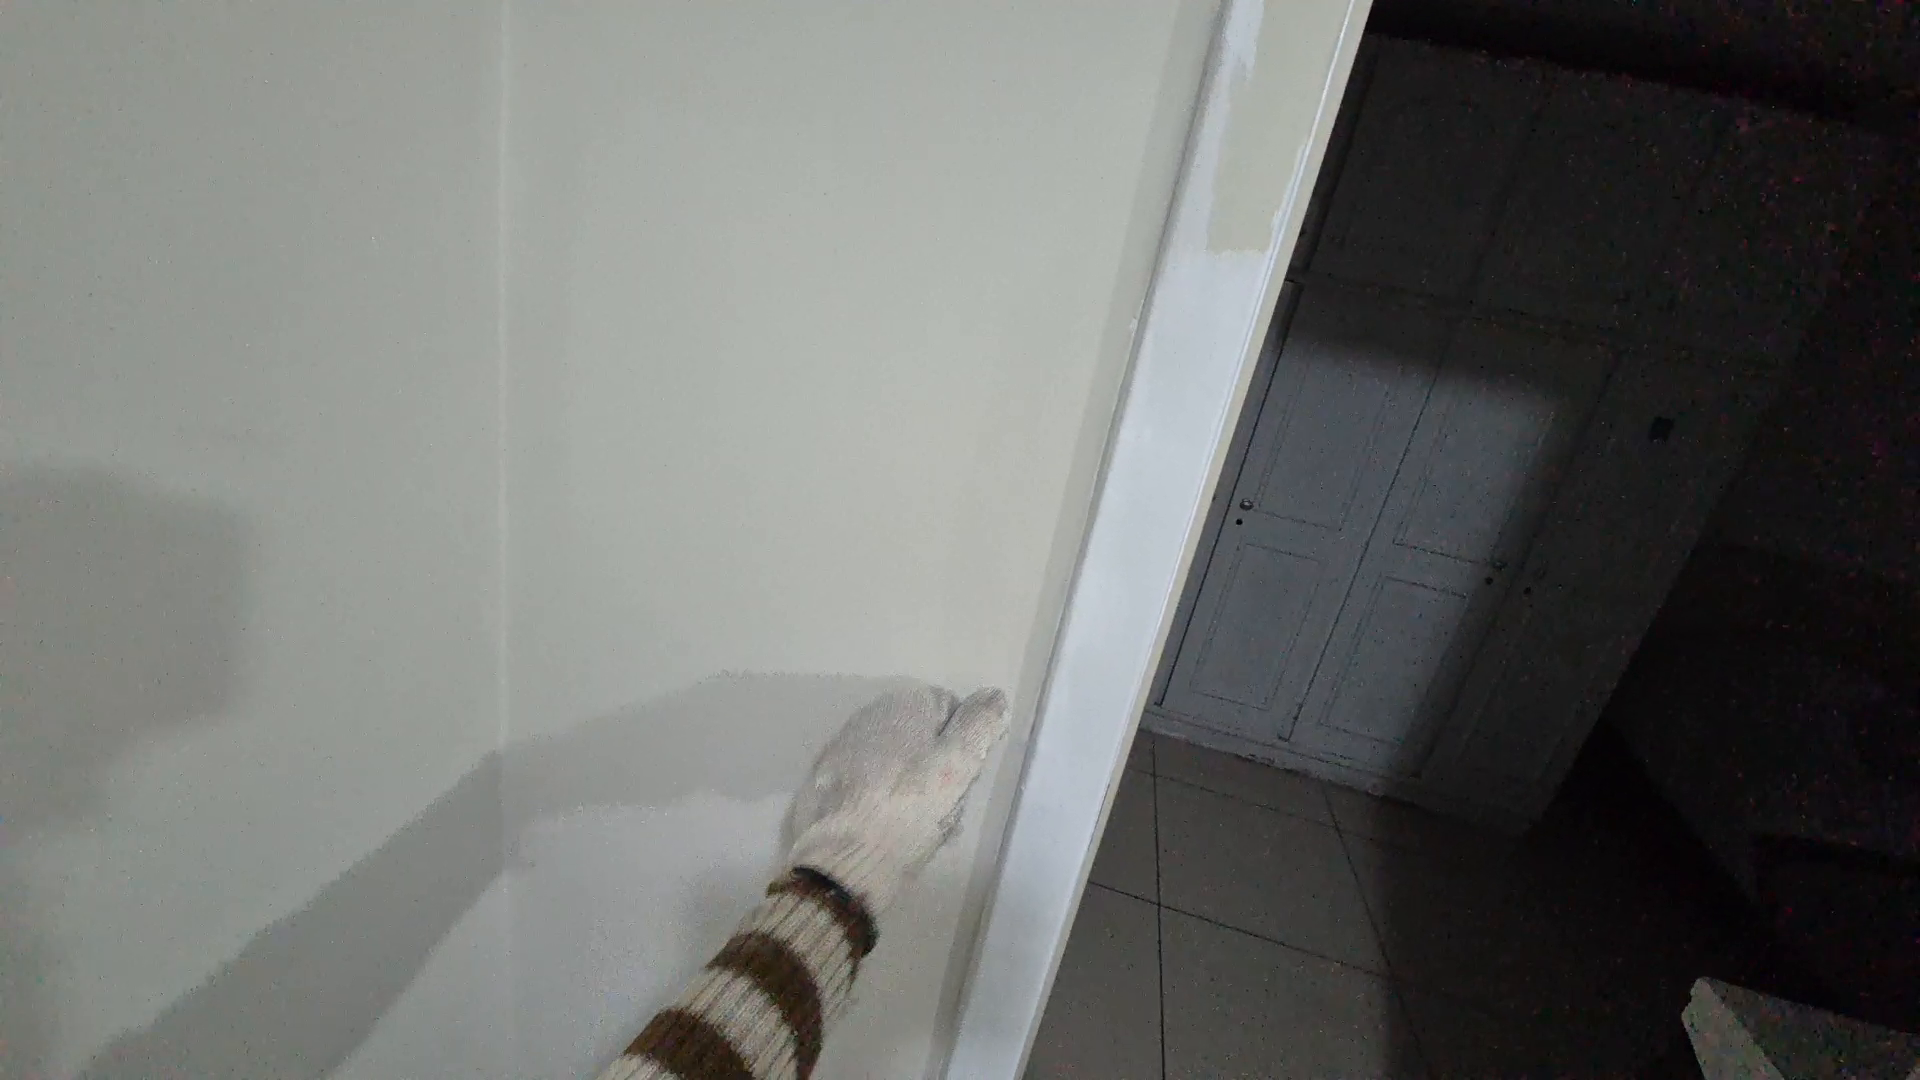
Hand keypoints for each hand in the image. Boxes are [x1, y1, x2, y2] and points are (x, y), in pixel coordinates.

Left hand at [785, 684, 1009, 916]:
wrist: (844, 857)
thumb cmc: (910, 806)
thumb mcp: (959, 764)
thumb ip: (979, 724)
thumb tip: (993, 695)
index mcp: (906, 703)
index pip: (951, 711)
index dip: (963, 746)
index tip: (963, 781)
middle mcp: (871, 714)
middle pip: (921, 737)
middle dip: (937, 769)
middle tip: (944, 810)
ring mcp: (844, 745)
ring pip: (895, 762)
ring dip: (911, 786)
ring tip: (917, 828)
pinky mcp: (825, 778)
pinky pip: (868, 782)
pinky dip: (881, 799)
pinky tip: (885, 828)